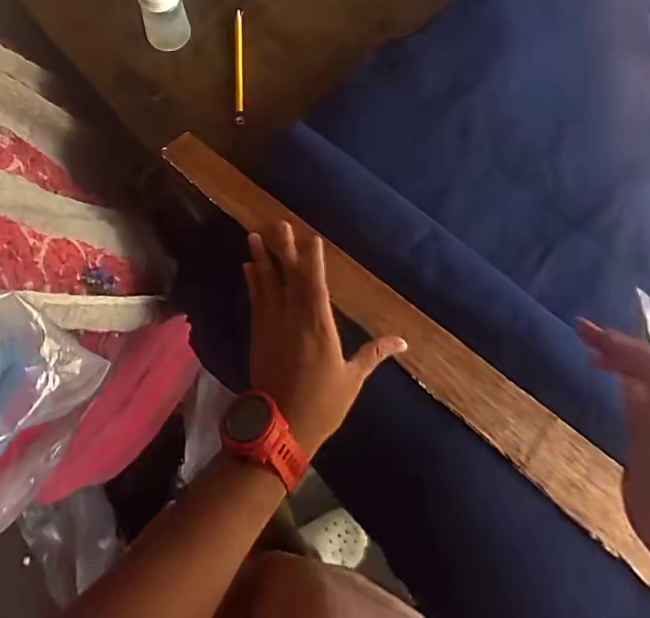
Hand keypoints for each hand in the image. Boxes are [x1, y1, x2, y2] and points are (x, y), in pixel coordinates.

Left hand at [244, 223, 405, 457]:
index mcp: (319, 326)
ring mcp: (272, 324)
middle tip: (279, 224)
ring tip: (254, 234)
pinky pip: (255, 300)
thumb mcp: (352, 380)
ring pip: (267, 284)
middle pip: (289, 277)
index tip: (311, 239)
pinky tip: (248, 266)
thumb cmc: (322, 404)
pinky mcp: (258, 333)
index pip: (316, 285)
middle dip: (284, 249)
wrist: (279, 426)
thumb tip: (402, 341)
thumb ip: (373, 355)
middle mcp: (293, 318)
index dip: (313, 261)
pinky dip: (252, 282)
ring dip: (262, 258)